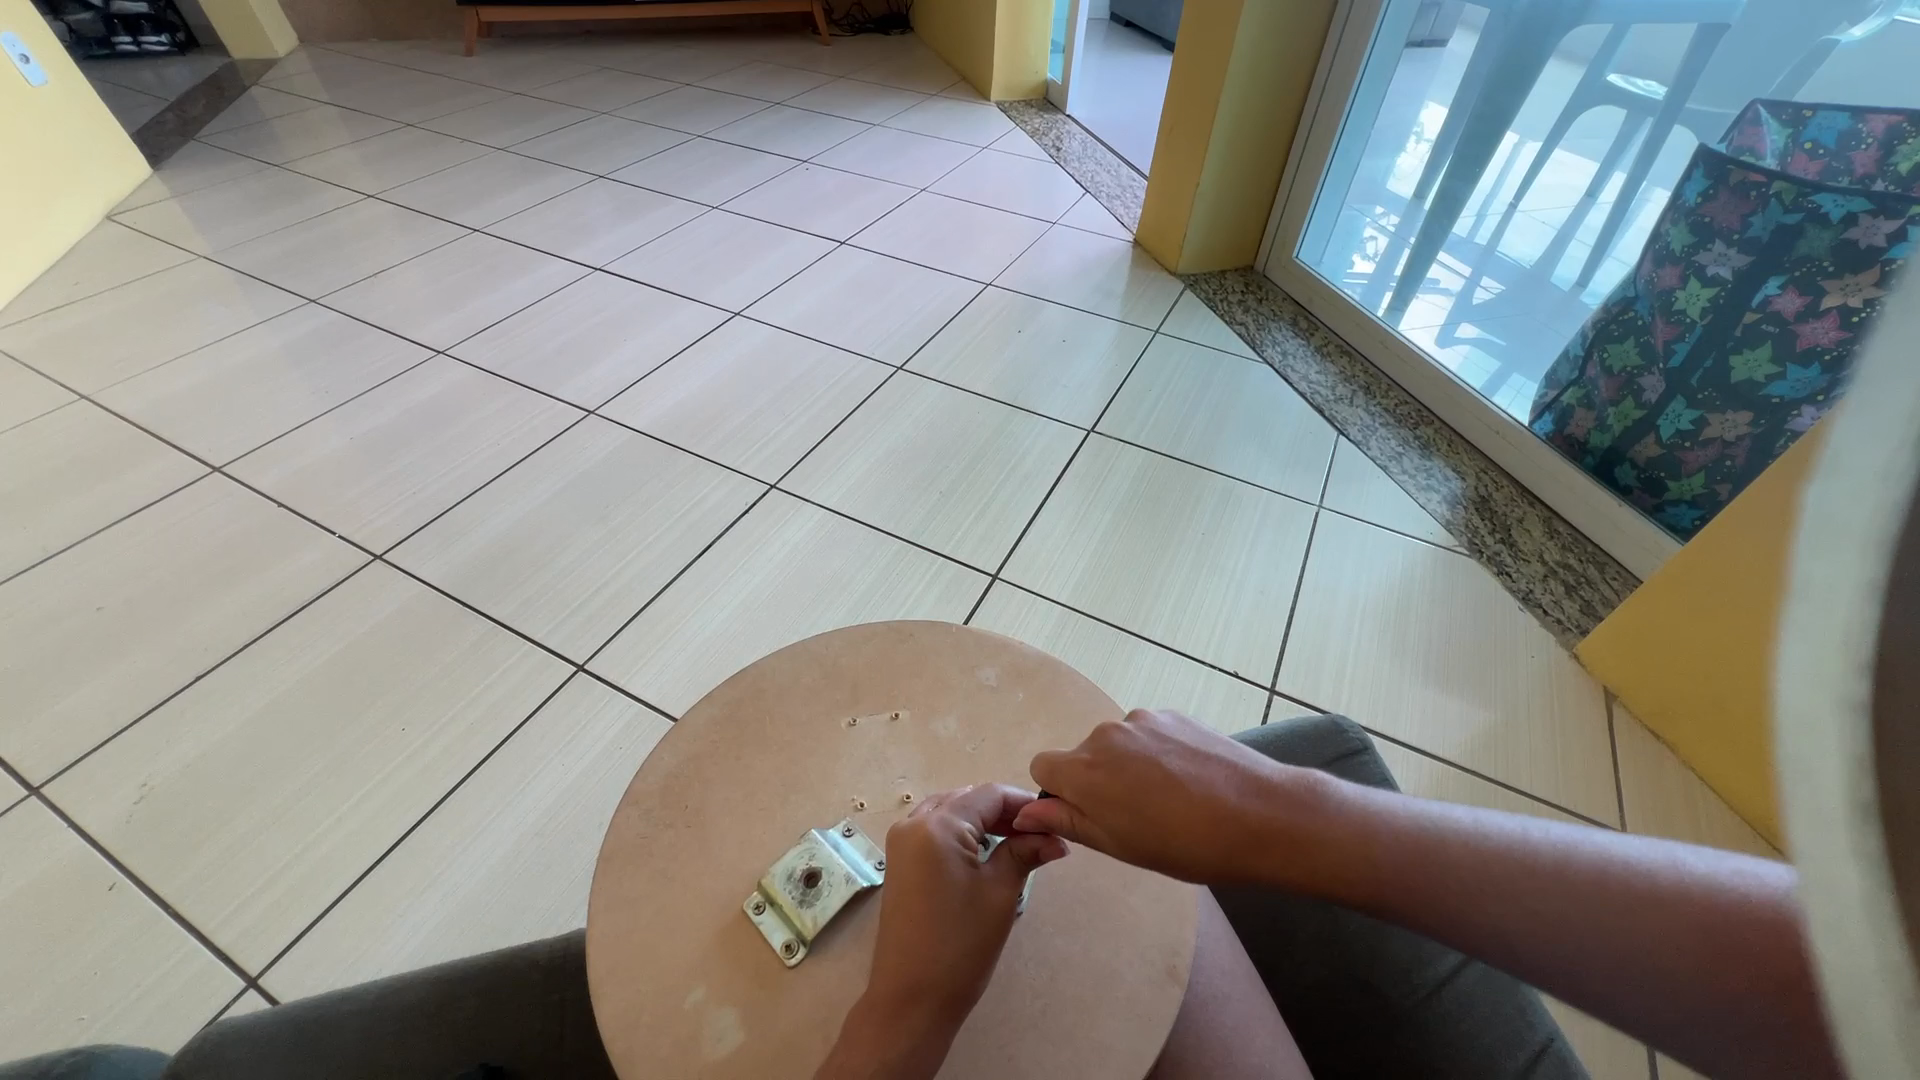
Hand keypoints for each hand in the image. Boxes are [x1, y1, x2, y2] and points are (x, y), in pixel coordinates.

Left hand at [818, 785, 1069, 1078]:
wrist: (910, 999)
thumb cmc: (960, 946)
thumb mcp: (1000, 893)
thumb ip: (1024, 853)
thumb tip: (1055, 837)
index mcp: (939, 825)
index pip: (989, 794)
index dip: (1023, 803)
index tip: (1053, 821)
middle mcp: (914, 822)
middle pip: (968, 798)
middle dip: (1003, 811)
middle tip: (1039, 835)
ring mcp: (902, 841)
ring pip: (950, 810)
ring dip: (982, 820)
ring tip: (1017, 843)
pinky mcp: (899, 861)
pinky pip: (934, 829)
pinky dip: (961, 832)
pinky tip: (984, 852)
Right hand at [1013, 709, 1300, 884]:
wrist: (1261, 815)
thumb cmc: (1185, 845)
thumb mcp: (1119, 845)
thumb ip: (1067, 821)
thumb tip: (1024, 813)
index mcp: (1083, 771)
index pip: (1043, 768)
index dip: (1061, 793)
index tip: (1093, 816)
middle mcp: (1103, 734)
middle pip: (1082, 755)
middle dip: (1098, 780)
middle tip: (1139, 815)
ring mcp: (1140, 718)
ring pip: (1118, 744)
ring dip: (1130, 765)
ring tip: (1172, 798)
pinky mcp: (1172, 713)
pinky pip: (1148, 732)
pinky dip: (1158, 752)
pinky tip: (1191, 778)